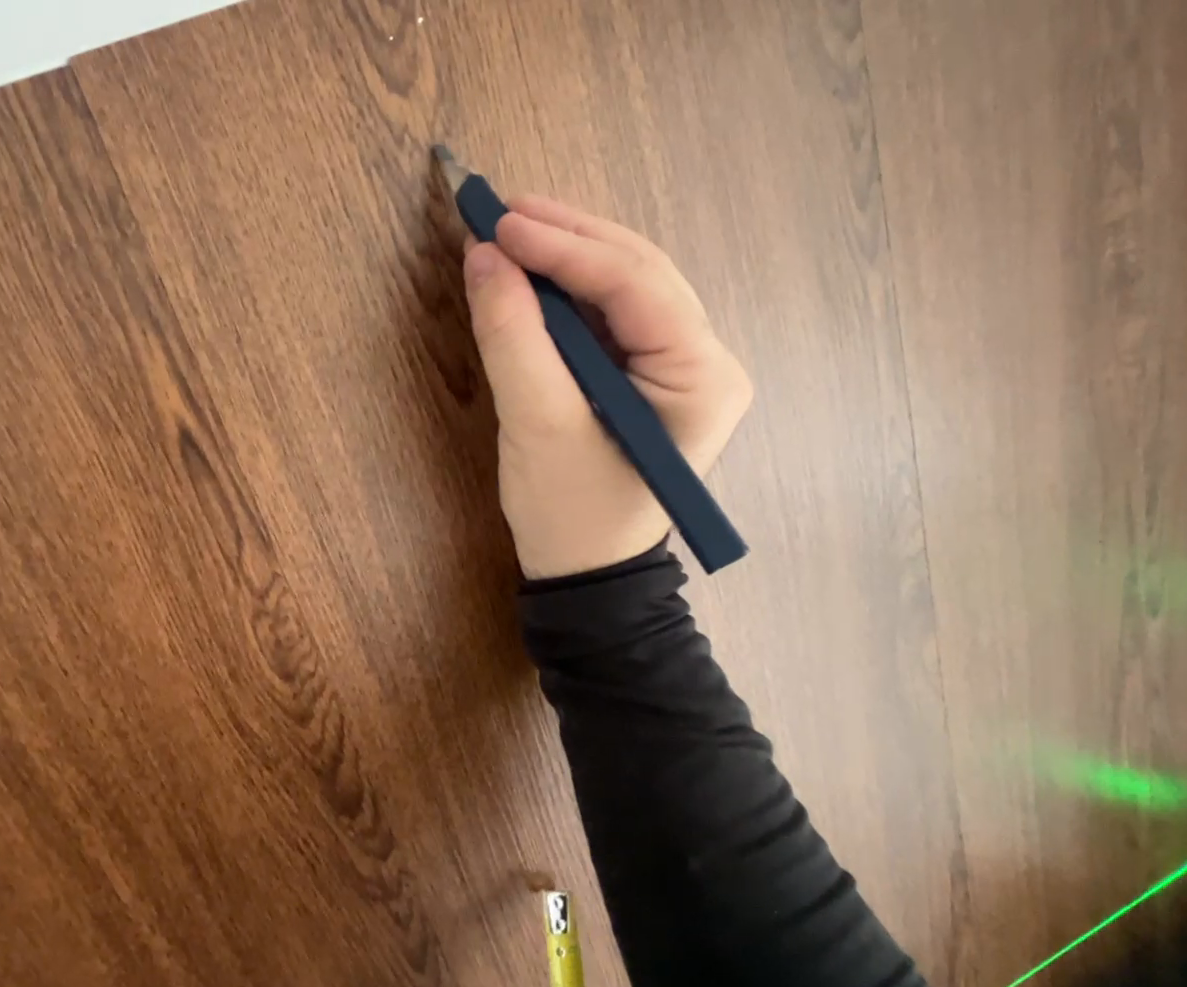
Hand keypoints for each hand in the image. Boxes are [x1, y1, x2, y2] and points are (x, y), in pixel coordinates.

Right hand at [461, 195, 752, 579]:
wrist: (585, 577)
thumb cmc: (571, 513)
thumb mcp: (538, 425)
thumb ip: (513, 338)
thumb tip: (483, 256)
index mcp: (701, 375)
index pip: (635, 284)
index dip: (565, 247)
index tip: (499, 223)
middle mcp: (703, 360)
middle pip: (637, 272)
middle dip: (567, 237)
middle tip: (500, 210)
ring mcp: (678, 366)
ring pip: (623, 286)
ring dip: (566, 255)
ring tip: (508, 229)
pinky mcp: (646, 376)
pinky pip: (608, 315)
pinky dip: (565, 290)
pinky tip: (529, 272)